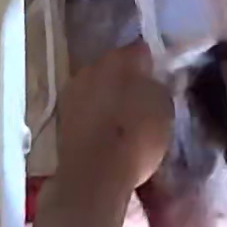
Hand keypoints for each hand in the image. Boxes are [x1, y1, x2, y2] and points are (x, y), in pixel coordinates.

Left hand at [56, 42, 172, 197]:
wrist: (94, 175)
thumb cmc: (135, 135)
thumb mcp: (164, 108)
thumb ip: (158, 86)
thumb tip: (152, 81)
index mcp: (119, 58)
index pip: (140, 50)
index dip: (151, 63)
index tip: (159, 77)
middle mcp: (93, 66)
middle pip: (115, 67)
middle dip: (127, 79)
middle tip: (142, 99)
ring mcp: (74, 90)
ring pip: (98, 87)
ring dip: (109, 97)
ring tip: (123, 119)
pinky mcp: (62, 117)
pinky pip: (86, 108)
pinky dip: (96, 116)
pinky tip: (107, 133)